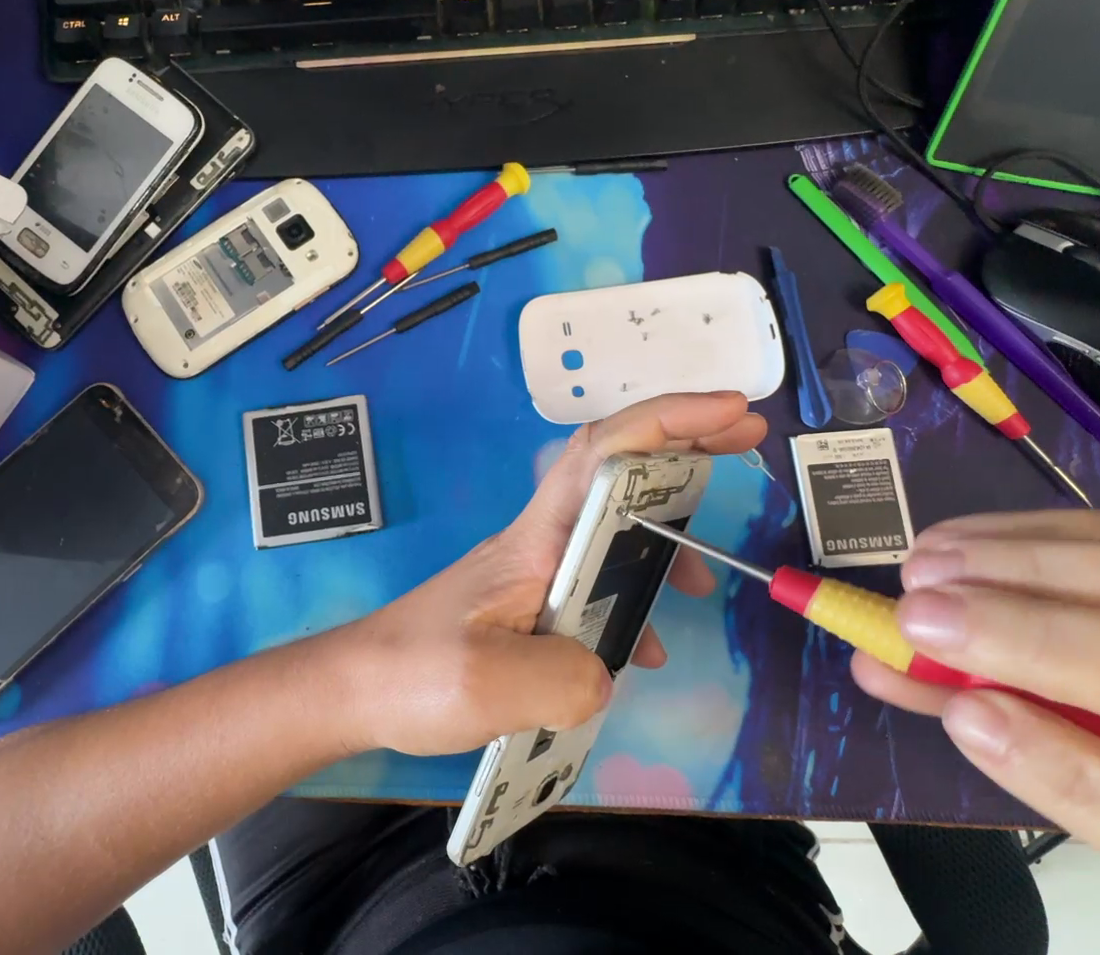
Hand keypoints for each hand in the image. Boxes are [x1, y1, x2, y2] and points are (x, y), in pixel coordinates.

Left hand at [328, 392, 766, 758]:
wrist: (355, 689)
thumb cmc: (412, 675)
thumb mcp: (491, 686)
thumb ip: (564, 679)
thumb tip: (608, 670)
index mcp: (535, 540)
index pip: (601, 455)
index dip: (667, 421)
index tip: (729, 410)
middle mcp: (539, 542)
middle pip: (617, 475)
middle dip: (683, 450)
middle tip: (744, 445)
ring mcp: (533, 572)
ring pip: (613, 532)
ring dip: (666, 540)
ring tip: (704, 582)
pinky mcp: (528, 607)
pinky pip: (595, 586)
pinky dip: (632, 602)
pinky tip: (644, 646)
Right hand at [853, 510, 1099, 934]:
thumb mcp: (1096, 792)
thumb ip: (995, 733)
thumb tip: (876, 666)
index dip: (1084, 781)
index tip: (964, 718)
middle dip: (1048, 643)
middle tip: (918, 616)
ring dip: (1036, 567)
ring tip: (924, 566)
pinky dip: (1049, 532)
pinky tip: (964, 538)